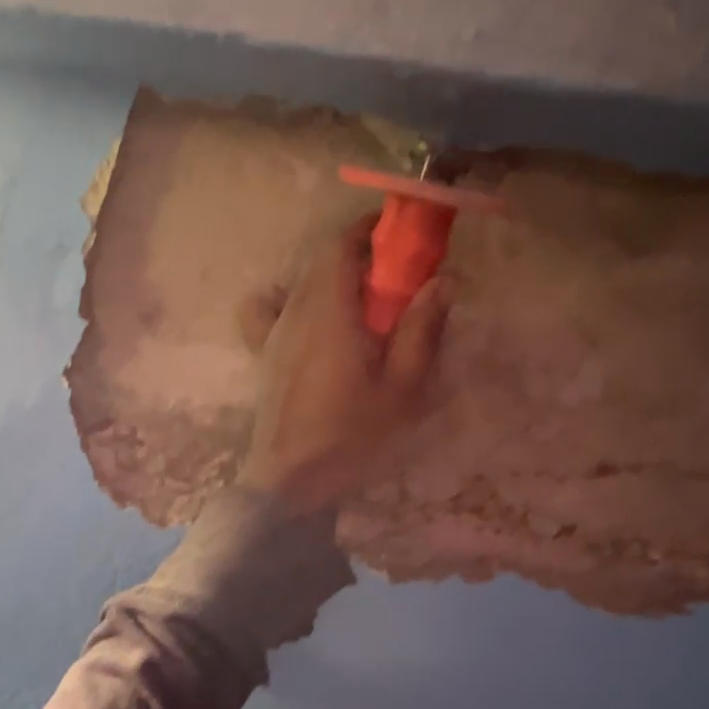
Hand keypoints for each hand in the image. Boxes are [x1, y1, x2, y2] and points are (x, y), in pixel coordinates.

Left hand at [234, 214, 452, 512]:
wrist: (289, 480)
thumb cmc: (350, 436)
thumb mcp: (401, 388)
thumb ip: (422, 330)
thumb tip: (444, 278)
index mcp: (329, 312)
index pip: (341, 246)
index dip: (368, 228)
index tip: (398, 229)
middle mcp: (295, 312)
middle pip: (322, 262)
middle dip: (358, 253)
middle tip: (395, 270)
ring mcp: (274, 333)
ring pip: (301, 284)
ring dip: (332, 277)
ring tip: (364, 299)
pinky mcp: (264, 356)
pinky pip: (267, 312)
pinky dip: (285, 300)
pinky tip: (304, 315)